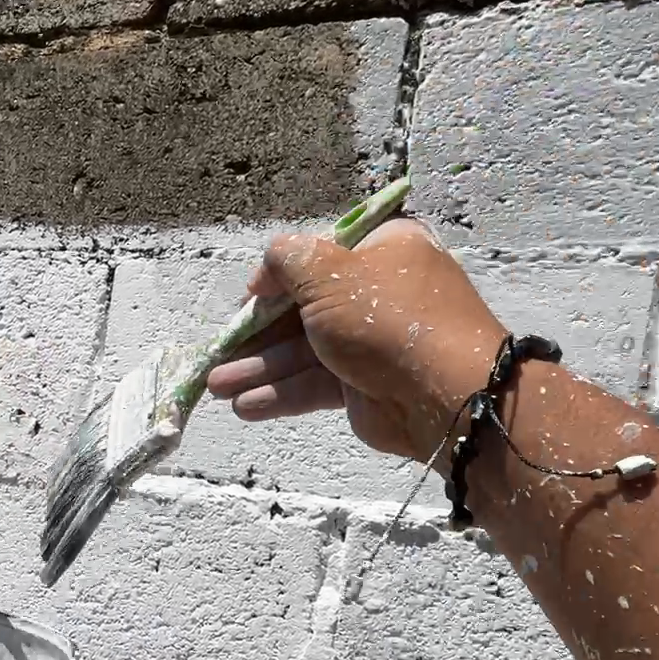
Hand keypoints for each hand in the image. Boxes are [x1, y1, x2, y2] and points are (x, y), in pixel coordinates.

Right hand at [205, 218, 510, 464]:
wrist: (441, 392)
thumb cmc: (385, 319)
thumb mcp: (328, 274)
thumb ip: (288, 261)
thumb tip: (267, 265)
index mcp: (378, 253)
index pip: (316, 259)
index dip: (275, 280)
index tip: (245, 301)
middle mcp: (373, 295)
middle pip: (300, 312)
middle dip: (255, 337)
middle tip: (217, 355)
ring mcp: (367, 344)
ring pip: (300, 353)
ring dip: (258, 369)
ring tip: (217, 388)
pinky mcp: (361, 386)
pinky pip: (312, 385)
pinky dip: (279, 394)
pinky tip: (245, 406)